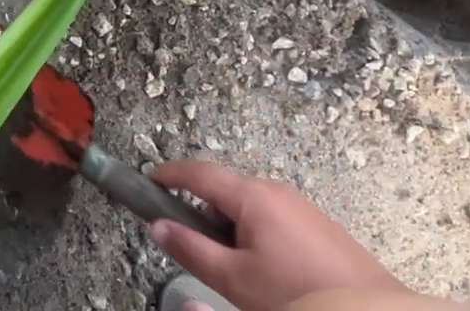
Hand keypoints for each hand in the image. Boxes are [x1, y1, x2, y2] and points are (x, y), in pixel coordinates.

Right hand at [147, 160, 405, 310]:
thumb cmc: (299, 297)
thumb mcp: (235, 280)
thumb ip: (191, 250)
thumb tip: (157, 226)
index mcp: (253, 195)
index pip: (199, 172)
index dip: (169, 175)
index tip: (148, 180)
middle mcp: (277, 191)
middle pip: (225, 191)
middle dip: (203, 213)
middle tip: (194, 247)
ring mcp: (302, 208)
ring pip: (250, 209)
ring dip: (231, 229)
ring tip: (236, 271)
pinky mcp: (321, 228)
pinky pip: (274, 221)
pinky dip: (257, 236)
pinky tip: (267, 274)